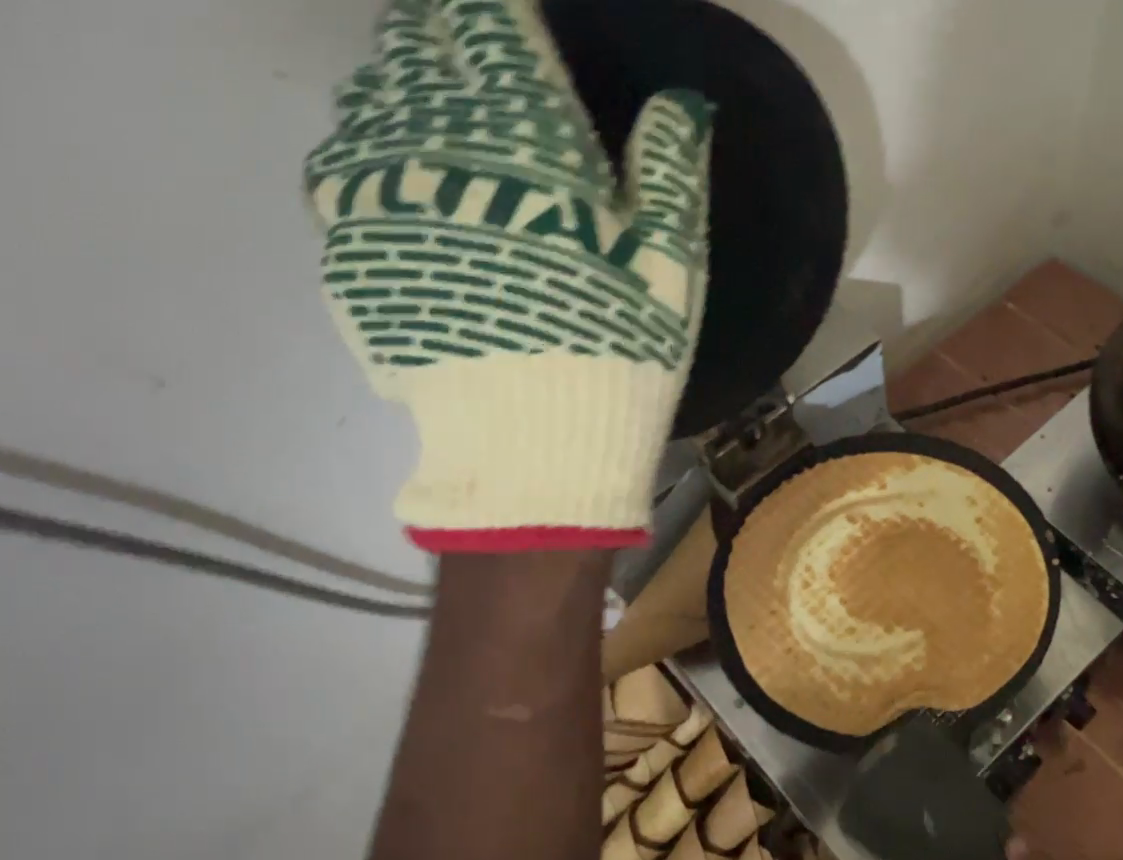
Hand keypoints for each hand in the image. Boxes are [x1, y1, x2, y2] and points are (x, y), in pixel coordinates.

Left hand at [303, 0, 711, 552]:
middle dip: (448, 43)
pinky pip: (339, 164)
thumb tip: (679, 102)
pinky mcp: (346, 245)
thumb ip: (671, 169)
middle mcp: (436, 141)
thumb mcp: (673, 267)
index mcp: (529, 138)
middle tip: (479, 63)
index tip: (515, 25)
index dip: (501, 15)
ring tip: (440, 118)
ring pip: (370, 97)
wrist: (530, 448)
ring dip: (405, 92)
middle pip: (418, 47)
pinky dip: (371, 154)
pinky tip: (403, 184)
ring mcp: (378, 191)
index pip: (493, 26)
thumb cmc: (615, 351)